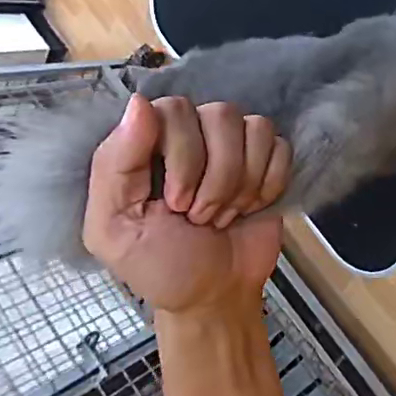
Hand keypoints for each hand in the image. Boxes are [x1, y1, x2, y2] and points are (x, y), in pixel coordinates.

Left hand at [83, 94, 291, 316]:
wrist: (217, 293)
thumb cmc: (160, 265)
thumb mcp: (114, 226)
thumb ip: (114, 163)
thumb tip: (140, 102)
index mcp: (147, 144)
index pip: (172, 109)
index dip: (183, 155)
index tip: (175, 203)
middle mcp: (193, 135)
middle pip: (219, 114)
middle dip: (217, 175)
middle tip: (201, 215)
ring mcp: (236, 147)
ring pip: (255, 127)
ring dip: (243, 181)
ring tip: (226, 213)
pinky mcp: (272, 162)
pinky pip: (282, 147)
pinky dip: (270, 183)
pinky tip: (253, 206)